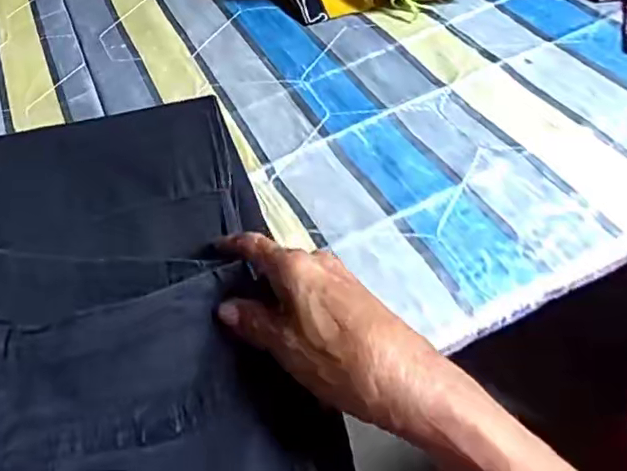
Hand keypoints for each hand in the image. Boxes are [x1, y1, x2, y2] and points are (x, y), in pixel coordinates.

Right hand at [215, 233, 572, 470]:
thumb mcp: (286, 347)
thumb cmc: (341, 360)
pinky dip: (303, 303)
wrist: (411, 381)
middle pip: (278, 261)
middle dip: (258, 278)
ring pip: (299, 278)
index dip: (232, 245)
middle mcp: (317, 260)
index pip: (254, 245)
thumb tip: (228, 306)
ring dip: (283, 295)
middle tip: (240, 303)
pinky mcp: (358, 295)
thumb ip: (254, 323)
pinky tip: (304, 333)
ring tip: (271, 325)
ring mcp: (341, 276)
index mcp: (294, 264)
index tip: (216, 248)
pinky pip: (319, 290)